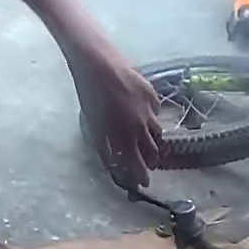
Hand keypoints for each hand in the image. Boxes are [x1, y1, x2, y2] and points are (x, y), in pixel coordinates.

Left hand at [71, 43, 161, 189]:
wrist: (98, 64)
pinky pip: (156, 110)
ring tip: (148, 140)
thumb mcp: (94, 128)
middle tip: (147, 162)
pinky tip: (145, 112)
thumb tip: (113, 163)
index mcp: (125, 139)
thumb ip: (105, 148)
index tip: (144, 183)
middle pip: (153, 151)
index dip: (141, 176)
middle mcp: (141, 128)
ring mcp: (149, 110)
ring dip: (153, 139)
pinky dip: (151, 115)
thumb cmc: (90, 97)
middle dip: (150, 160)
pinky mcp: (151, 93)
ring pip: (158, 131)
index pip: (138, 166)